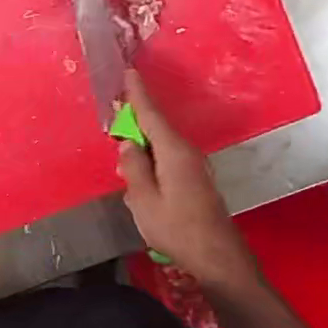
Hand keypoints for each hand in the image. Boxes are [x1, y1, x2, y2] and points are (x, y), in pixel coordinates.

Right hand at [114, 71, 256, 284]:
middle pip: (157, 129)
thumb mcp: (144, 200)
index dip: (138, 95)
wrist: (215, 254)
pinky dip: (151, 160)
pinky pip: (167, 160)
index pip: (152, 115)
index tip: (129, 73)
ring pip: (161, 147)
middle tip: (113, 118)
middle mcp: (186, 153)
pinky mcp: (194, 181)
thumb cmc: (176, 228)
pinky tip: (140, 176)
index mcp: (173, 152)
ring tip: (122, 152)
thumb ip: (133, 168)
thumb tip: (128, 144)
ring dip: (142, 145)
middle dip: (135, 121)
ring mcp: (193, 167)